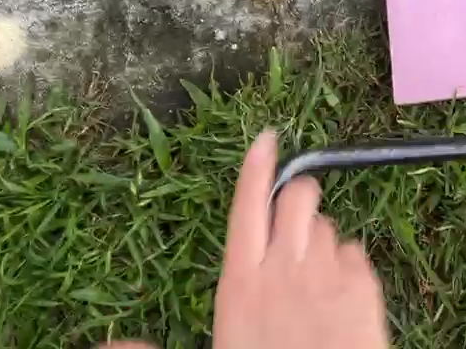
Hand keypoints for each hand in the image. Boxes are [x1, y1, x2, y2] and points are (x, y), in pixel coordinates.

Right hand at [101, 129, 388, 348]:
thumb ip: (153, 348)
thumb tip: (103, 346)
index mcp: (240, 284)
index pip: (246, 206)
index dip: (256, 168)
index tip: (267, 137)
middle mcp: (283, 268)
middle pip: (297, 196)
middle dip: (298, 198)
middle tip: (294, 223)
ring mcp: (326, 272)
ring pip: (326, 224)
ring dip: (319, 240)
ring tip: (312, 280)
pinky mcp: (362, 284)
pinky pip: (354, 251)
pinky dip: (347, 265)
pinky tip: (339, 298)